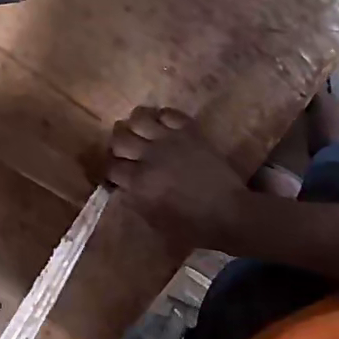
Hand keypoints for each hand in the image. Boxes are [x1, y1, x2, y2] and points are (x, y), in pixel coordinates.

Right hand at [103, 107, 247, 249]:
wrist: (228, 211)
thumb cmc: (192, 225)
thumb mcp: (155, 221)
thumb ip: (135, 200)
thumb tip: (123, 186)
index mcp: (139, 183)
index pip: (110, 167)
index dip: (110, 170)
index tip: (115, 172)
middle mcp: (150, 156)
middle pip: (119, 138)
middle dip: (118, 144)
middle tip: (125, 150)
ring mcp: (170, 139)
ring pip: (139, 118)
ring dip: (136, 124)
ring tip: (140, 131)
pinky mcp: (189, 131)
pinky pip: (168, 112)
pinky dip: (162, 116)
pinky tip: (163, 125)